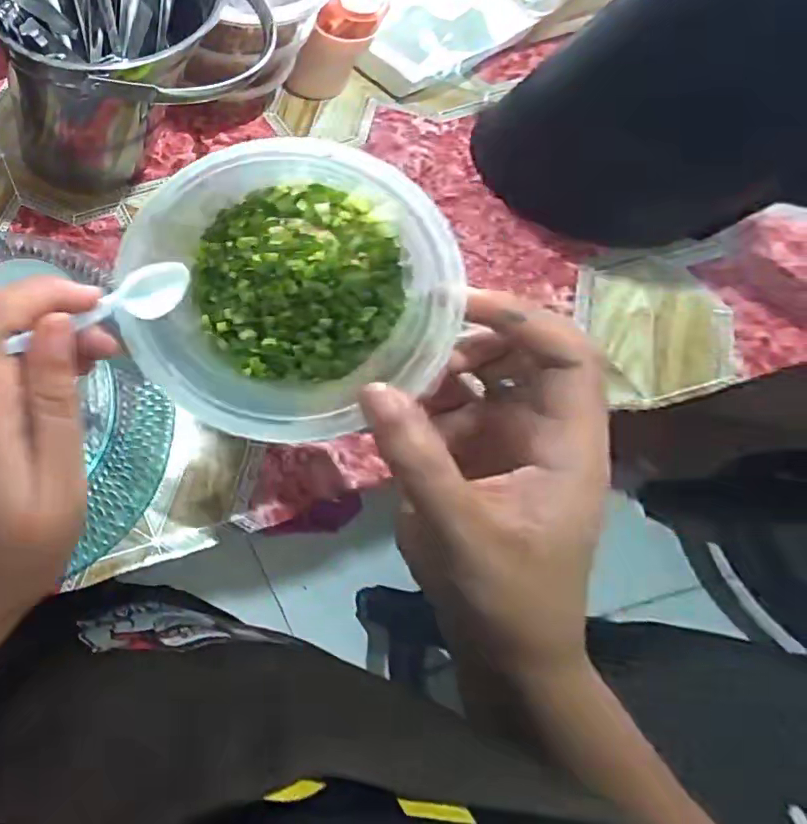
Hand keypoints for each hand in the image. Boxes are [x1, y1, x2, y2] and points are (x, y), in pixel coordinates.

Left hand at [0, 277, 120, 641]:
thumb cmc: (20, 548)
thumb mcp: (58, 480)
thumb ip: (54, 397)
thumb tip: (55, 322)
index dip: (42, 293)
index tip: (96, 303)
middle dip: (45, 312)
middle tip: (103, 340)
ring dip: (32, 332)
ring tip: (88, 358)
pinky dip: (12, 355)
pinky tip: (49, 377)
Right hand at [360, 290, 609, 679]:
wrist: (502, 639)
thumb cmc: (501, 588)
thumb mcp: (457, 523)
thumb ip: (415, 455)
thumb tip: (373, 385)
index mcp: (564, 445)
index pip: (567, 360)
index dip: (522, 321)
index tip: (454, 303)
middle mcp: (536, 433)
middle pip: (519, 359)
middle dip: (466, 339)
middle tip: (403, 338)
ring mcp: (498, 443)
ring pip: (474, 380)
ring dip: (430, 367)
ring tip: (381, 370)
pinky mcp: (462, 456)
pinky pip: (438, 408)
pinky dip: (408, 397)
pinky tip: (373, 399)